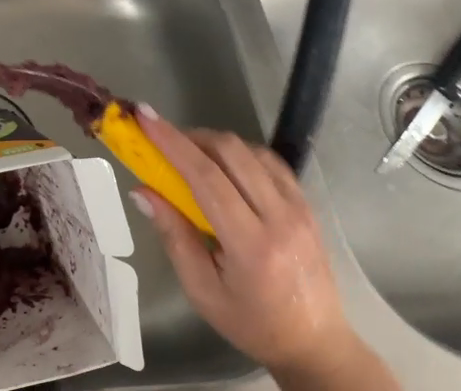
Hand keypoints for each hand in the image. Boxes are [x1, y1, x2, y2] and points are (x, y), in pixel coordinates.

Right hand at [129, 106, 397, 390]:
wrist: (317, 343)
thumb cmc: (253, 322)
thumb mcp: (202, 290)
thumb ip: (173, 236)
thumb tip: (143, 191)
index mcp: (251, 245)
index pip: (207, 177)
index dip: (172, 142)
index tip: (145, 117)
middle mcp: (280, 218)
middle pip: (231, 152)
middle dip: (191, 136)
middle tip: (164, 142)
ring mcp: (300, 209)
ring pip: (251, 151)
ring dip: (216, 143)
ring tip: (192, 157)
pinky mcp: (308, 206)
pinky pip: (270, 162)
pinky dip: (241, 154)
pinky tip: (225, 167)